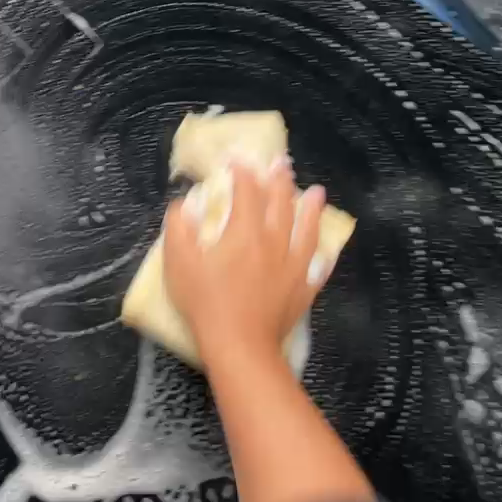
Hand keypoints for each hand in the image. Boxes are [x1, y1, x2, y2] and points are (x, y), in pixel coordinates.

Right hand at [163, 160, 327, 364]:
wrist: (239, 343)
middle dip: (279, 181)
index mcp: (243, 232)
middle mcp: (274, 243)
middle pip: (280, 205)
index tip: (237, 158)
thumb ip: (180, 227)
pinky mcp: (303, 289)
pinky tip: (323, 249)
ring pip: (306, 230)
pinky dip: (321, 253)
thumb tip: (184, 204)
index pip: (246, 193)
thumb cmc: (204, 300)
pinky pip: (317, 266)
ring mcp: (293, 266)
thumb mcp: (178, 261)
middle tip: (281, 162)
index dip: (242, 173)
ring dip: (310, 208)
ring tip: (316, 192)